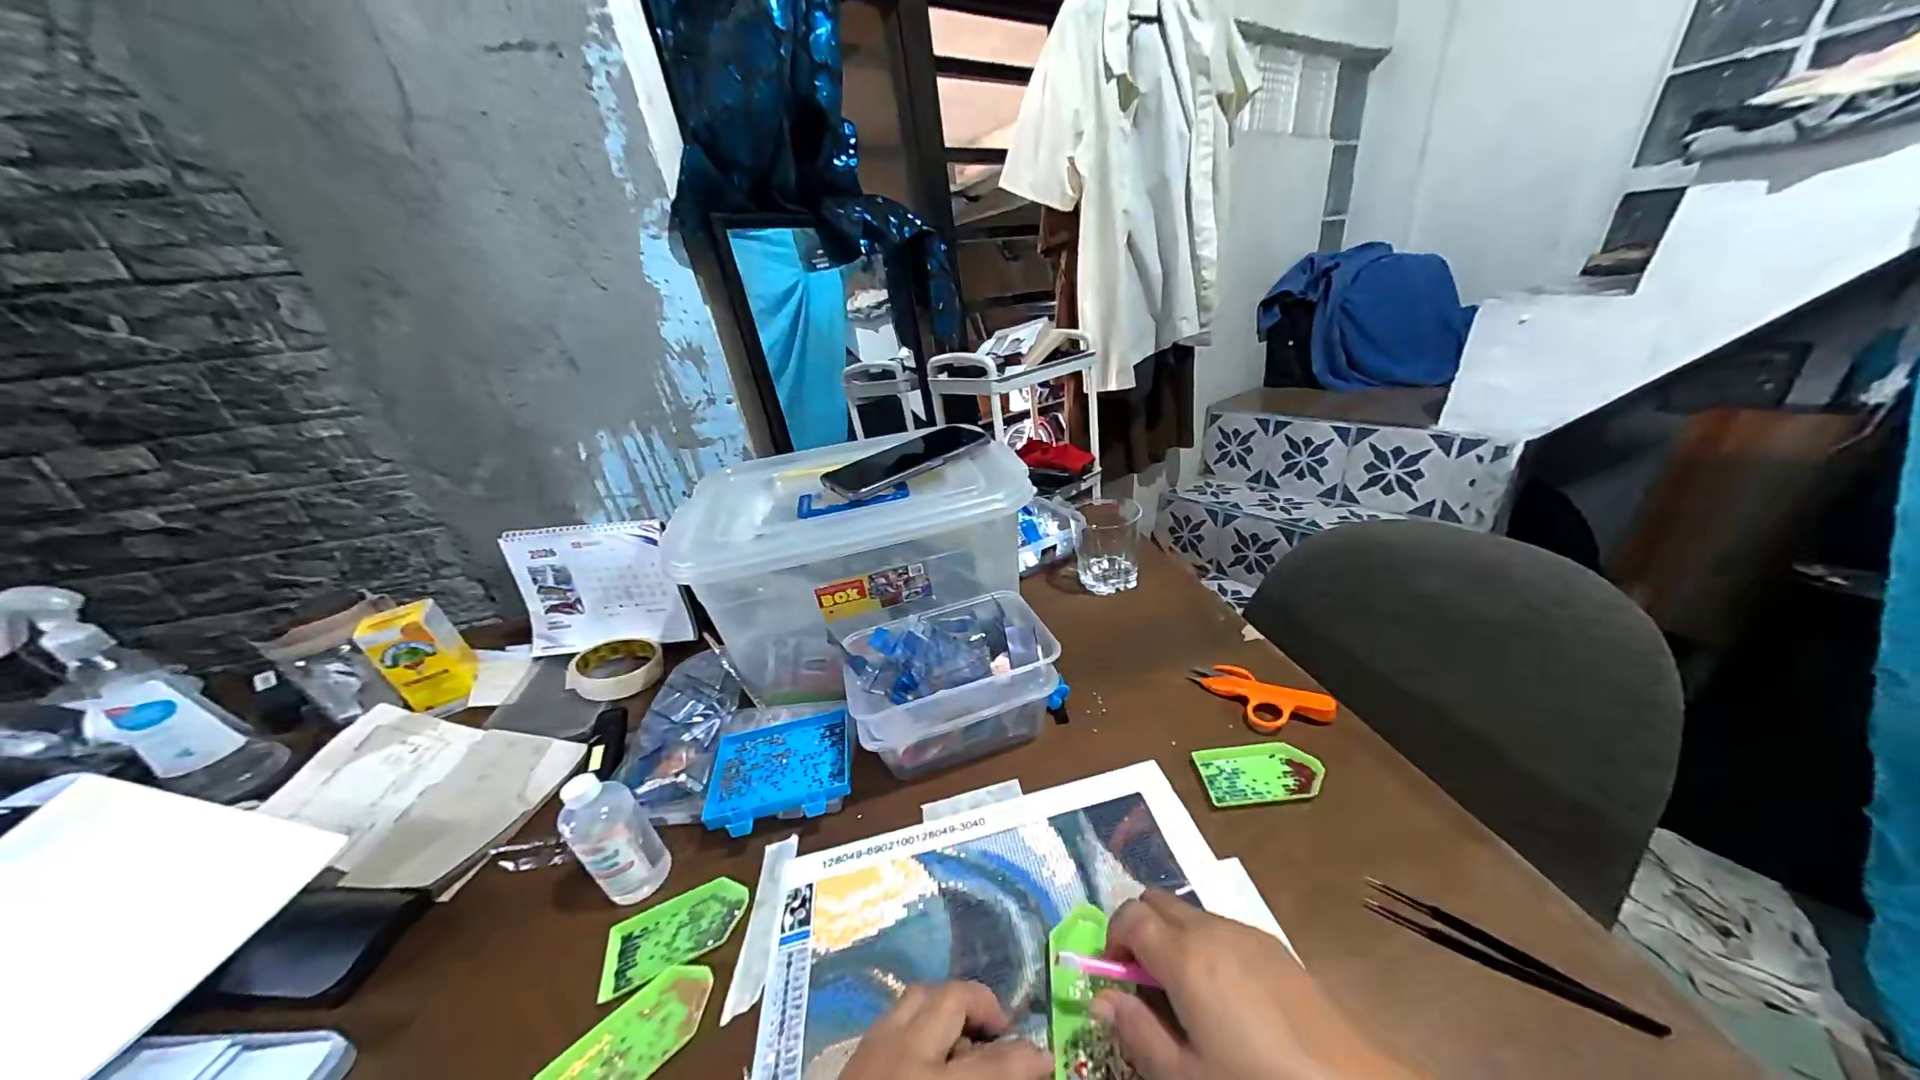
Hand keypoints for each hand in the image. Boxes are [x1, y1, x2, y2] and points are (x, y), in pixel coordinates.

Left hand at [841, 980, 1053, 1079]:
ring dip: (950, 1006)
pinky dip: (920, 1019)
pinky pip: (894, 1016)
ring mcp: (873, 1050)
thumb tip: (1025, 1068)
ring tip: (967, 1036)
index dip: (1029, 1059)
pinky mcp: (855, 1054)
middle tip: (1002, 1035)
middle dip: (984, 1007)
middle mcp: (903, 1059)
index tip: (1046, 1060)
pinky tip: (930, 1050)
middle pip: (952, 1000)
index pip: (996, 1064)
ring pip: (919, 996)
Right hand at [1091, 891, 1427, 1079]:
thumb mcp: (1186, 1077)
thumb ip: (1137, 1031)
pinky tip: (1225, 1001)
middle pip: (1157, 902)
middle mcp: (1213, 929)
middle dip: (1138, 931)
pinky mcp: (1276, 949)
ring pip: (1189, 914)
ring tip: (1184, 999)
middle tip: (1143, 985)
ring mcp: (1248, 934)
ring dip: (1171, 939)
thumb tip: (1103, 998)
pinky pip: (1222, 930)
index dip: (1112, 940)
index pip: (1130, 916)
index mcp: (1186, 955)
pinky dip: (1204, 946)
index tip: (1115, 980)